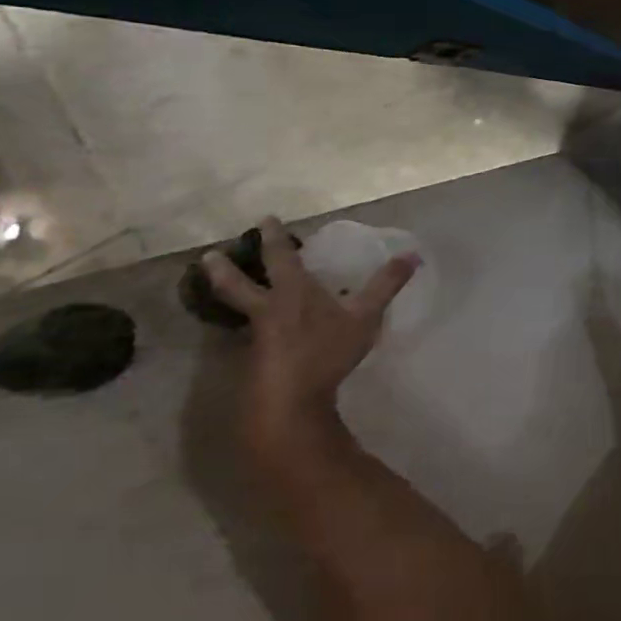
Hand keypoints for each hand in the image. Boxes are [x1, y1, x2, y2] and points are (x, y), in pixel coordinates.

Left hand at [203, 216, 417, 450]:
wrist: (288, 401)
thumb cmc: (326, 352)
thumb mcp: (365, 316)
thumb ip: (387, 284)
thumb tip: (412, 254)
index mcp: (293, 292)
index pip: (280, 257)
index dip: (273, 237)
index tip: (264, 219)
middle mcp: (268, 309)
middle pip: (237, 285)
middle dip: (224, 268)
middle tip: (209, 255)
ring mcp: (256, 335)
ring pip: (236, 308)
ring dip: (227, 294)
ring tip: (220, 286)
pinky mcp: (254, 357)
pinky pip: (248, 330)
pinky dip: (247, 320)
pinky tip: (256, 325)